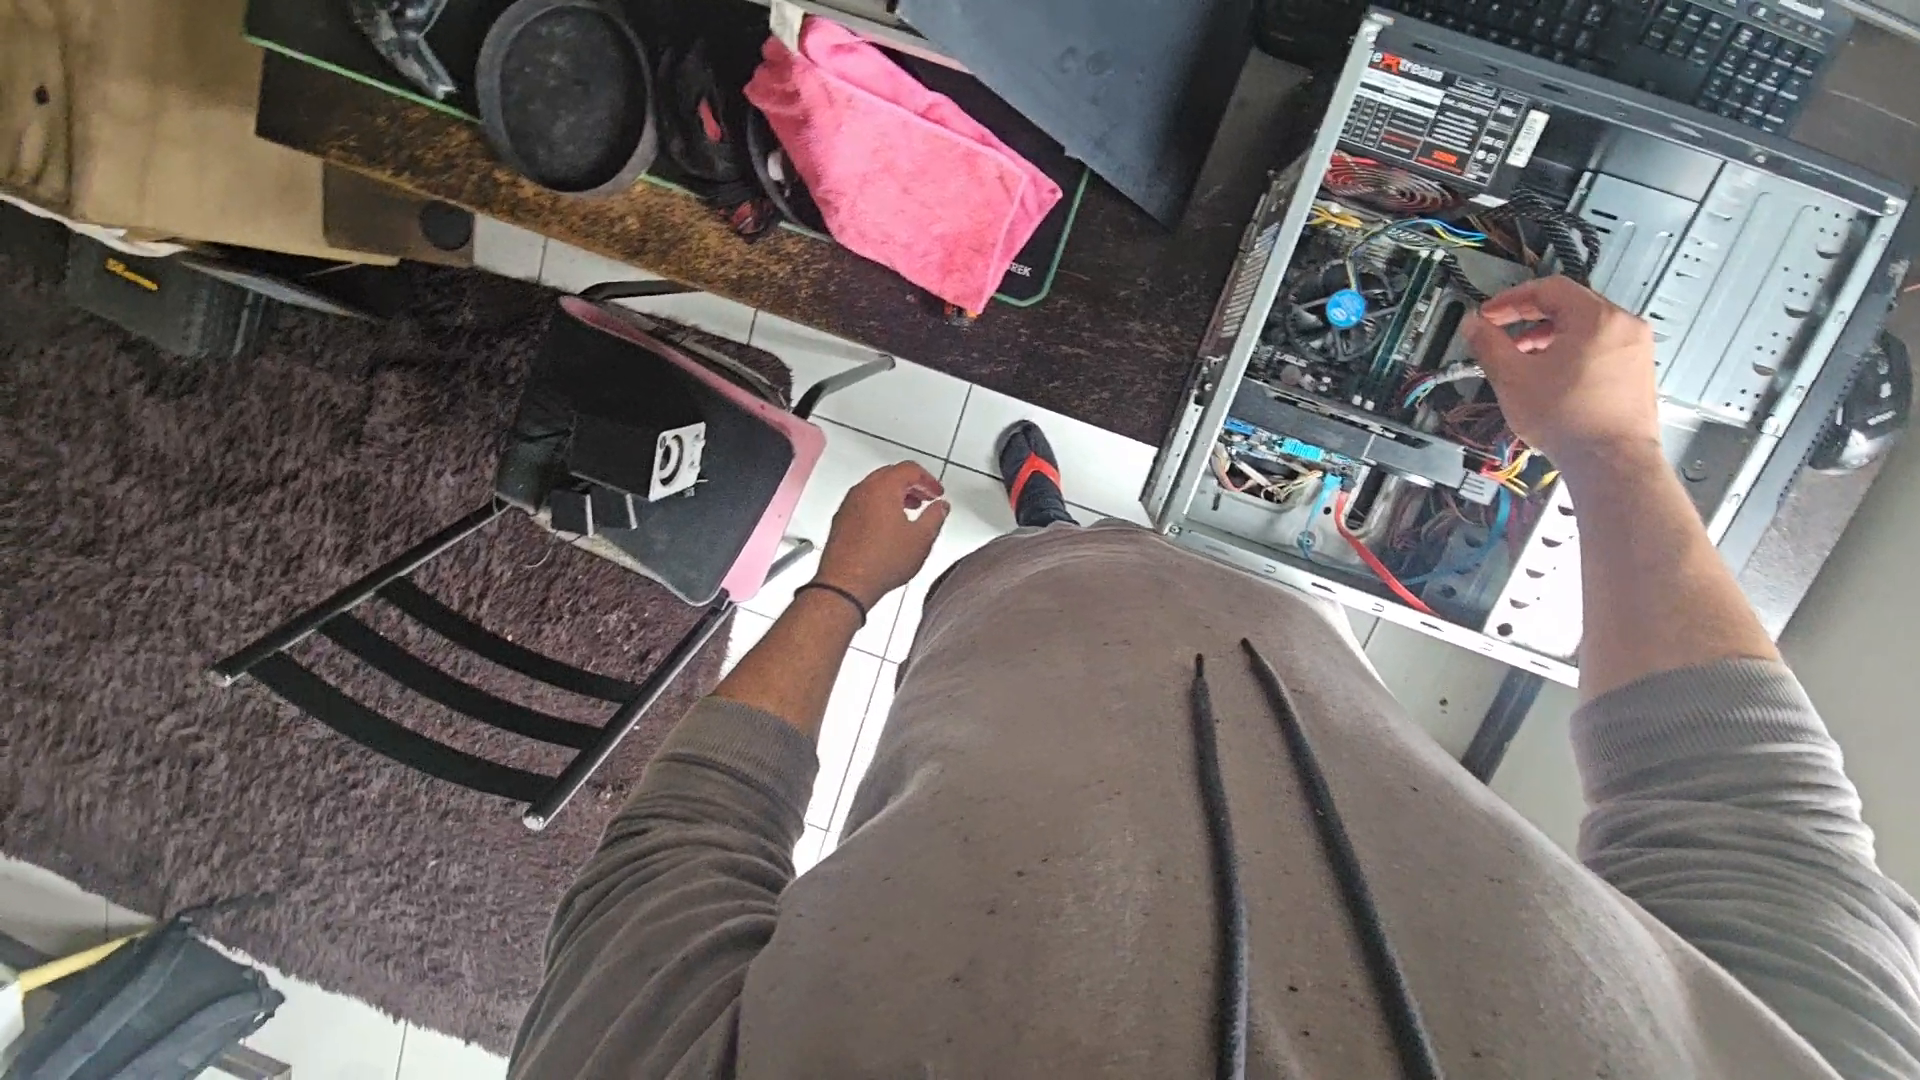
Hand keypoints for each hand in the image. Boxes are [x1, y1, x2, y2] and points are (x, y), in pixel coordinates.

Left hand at [815, 463, 950, 606]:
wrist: (846, 584)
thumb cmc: (879, 562)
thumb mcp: (921, 538)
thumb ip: (935, 517)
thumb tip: (941, 507)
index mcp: (883, 487)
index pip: (909, 468)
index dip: (928, 479)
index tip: (936, 492)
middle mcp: (862, 491)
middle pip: (890, 475)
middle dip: (911, 484)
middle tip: (925, 497)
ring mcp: (848, 506)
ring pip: (875, 490)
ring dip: (895, 496)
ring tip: (909, 512)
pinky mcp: (840, 521)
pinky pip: (863, 505)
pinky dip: (879, 507)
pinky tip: (888, 528)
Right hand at [1462, 276, 1660, 465]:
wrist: (1610, 458)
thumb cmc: (1564, 417)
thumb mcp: (1512, 377)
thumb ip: (1489, 344)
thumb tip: (1474, 325)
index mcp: (1596, 318)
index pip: (1550, 288)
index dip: (1511, 298)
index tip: (1487, 314)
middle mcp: (1624, 325)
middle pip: (1569, 305)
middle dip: (1527, 317)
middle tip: (1498, 333)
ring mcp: (1635, 347)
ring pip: (1583, 327)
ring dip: (1546, 335)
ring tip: (1519, 358)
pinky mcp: (1636, 369)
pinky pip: (1597, 346)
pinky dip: (1568, 350)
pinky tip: (1546, 375)